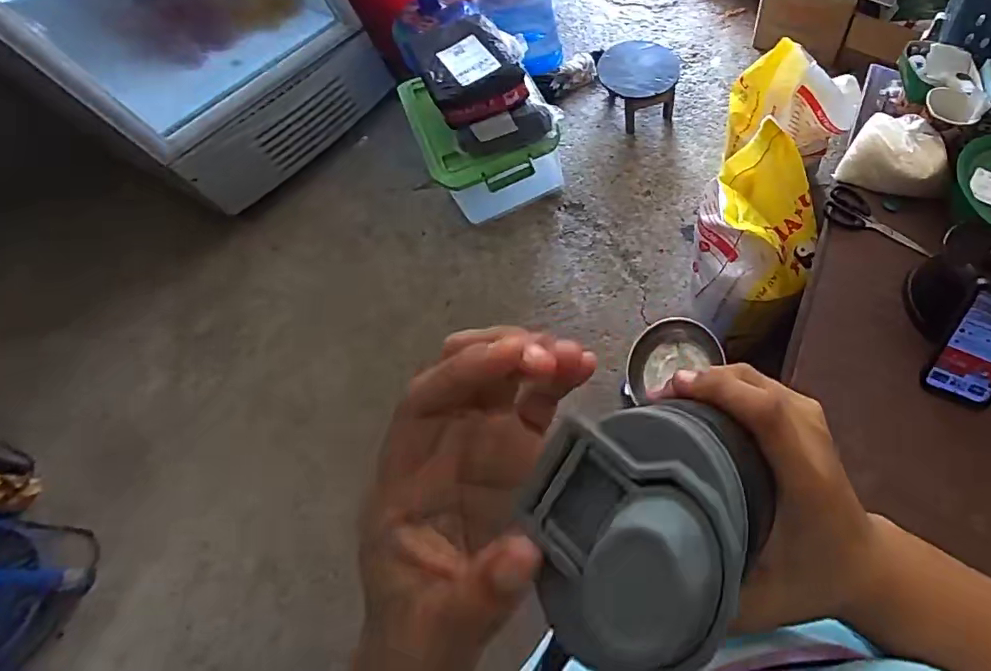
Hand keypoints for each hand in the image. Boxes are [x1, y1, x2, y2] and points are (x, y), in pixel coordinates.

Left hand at [355, 328, 597, 670]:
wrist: (434, 649)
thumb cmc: (420, 631)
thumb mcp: (442, 625)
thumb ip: (479, 592)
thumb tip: (525, 551)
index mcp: (408, 472)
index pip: (425, 399)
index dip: (464, 370)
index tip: (511, 355)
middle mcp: (442, 442)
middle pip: (463, 369)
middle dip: (502, 350)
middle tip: (544, 355)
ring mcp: (482, 440)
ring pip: (503, 374)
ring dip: (536, 354)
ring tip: (574, 356)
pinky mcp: (516, 448)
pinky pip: (536, 400)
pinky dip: (558, 378)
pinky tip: (583, 366)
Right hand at [669, 364, 879, 632]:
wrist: (864, 561)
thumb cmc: (813, 578)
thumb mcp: (766, 600)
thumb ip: (719, 593)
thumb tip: (665, 577)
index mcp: (805, 474)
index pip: (767, 412)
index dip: (721, 391)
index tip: (676, 389)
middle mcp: (810, 434)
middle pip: (755, 383)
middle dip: (704, 380)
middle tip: (657, 397)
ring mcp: (810, 416)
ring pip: (754, 377)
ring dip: (712, 379)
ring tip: (672, 396)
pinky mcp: (804, 410)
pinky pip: (758, 383)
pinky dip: (725, 383)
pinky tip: (701, 399)